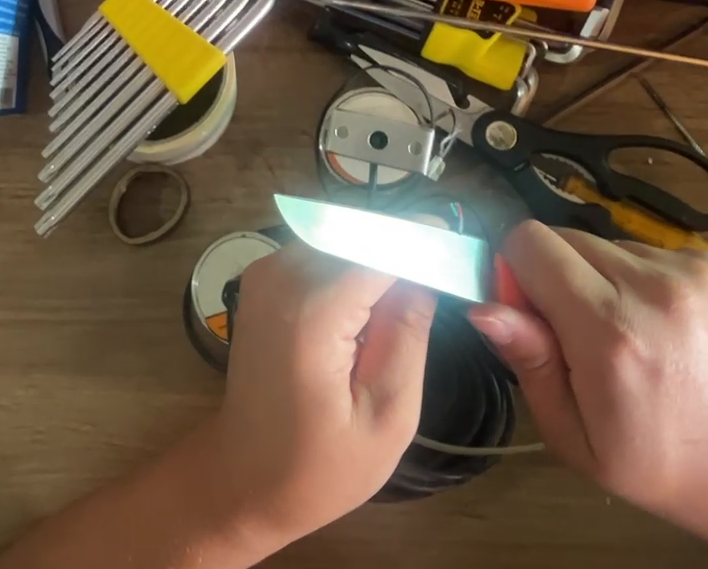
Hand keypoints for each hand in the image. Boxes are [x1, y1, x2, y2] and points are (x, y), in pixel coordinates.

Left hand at [208, 244, 437, 550]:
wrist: (244, 475)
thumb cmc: (320, 464)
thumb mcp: (387, 412)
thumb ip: (408, 331)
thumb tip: (431, 268)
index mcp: (311, 310)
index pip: (378, 246)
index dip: (423, 239)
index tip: (464, 248)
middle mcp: (280, 275)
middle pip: (356, 231)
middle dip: (403, 241)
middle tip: (449, 268)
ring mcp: (265, 272)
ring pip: (338, 233)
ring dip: (378, 249)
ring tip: (418, 286)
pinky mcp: (263, 278)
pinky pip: (319, 247)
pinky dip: (352, 259)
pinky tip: (378, 294)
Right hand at [468, 222, 707, 568]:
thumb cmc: (663, 468)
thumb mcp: (576, 438)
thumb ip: (528, 362)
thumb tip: (482, 307)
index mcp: (610, 332)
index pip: (528, 242)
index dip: (513, 270)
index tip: (526, 312)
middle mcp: (650, 287)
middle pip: (559, 237)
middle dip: (550, 274)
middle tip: (570, 331)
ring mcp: (689, 270)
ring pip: (599, 242)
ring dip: (592, 276)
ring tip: (622, 332)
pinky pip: (639, 250)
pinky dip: (631, 277)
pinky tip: (656, 324)